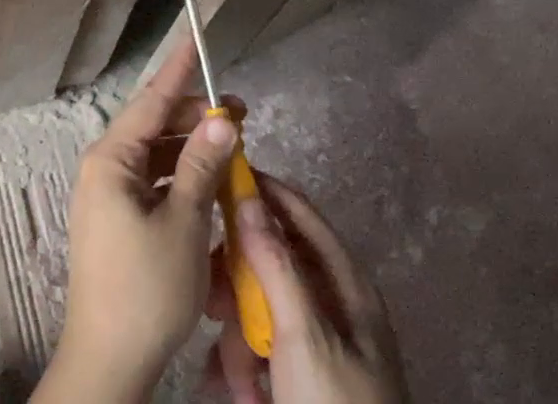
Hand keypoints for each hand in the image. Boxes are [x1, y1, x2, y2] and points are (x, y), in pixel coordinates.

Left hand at [34, 45, 243, 403]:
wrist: (110, 353)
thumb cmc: (146, 286)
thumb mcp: (182, 222)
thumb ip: (201, 166)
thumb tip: (221, 119)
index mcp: (110, 160)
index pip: (150, 102)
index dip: (176, 70)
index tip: (194, 39)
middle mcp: (104, 169)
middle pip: (154, 127)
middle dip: (195, 118)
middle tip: (242, 115)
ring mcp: (109, 195)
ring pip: (157, 157)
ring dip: (193, 150)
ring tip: (234, 147)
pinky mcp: (119, 220)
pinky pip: (154, 184)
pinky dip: (183, 179)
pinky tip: (213, 183)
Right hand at [206, 177, 405, 403]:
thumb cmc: (336, 403)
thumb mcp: (303, 334)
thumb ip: (275, 264)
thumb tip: (249, 196)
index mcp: (345, 284)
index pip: (300, 214)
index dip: (262, 190)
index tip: (216, 175)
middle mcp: (330, 302)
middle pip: (269, 263)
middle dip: (236, 287)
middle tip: (213, 303)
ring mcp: (314, 338)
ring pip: (256, 308)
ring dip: (238, 339)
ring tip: (237, 378)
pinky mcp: (297, 368)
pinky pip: (257, 346)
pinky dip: (243, 365)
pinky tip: (242, 390)